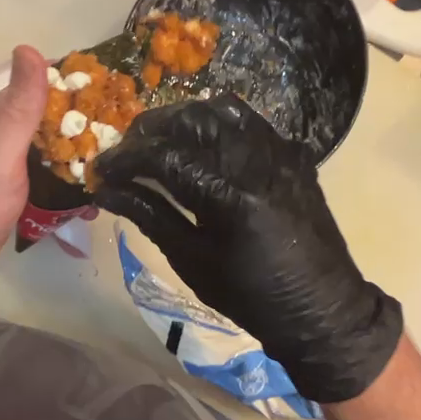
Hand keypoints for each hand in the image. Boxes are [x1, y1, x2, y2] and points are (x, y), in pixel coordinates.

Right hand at [94, 94, 401, 402]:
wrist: (321, 308)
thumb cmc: (249, 296)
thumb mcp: (190, 259)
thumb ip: (149, 214)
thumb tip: (106, 190)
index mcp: (228, 196)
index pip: (162, 155)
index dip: (124, 159)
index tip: (100, 170)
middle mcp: (256, 160)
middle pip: (189, 119)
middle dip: (149, 130)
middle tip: (126, 153)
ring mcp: (279, 151)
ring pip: (219, 111)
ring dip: (181, 121)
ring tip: (159, 144)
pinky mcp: (293, 154)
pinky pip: (248, 122)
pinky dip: (215, 126)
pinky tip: (199, 148)